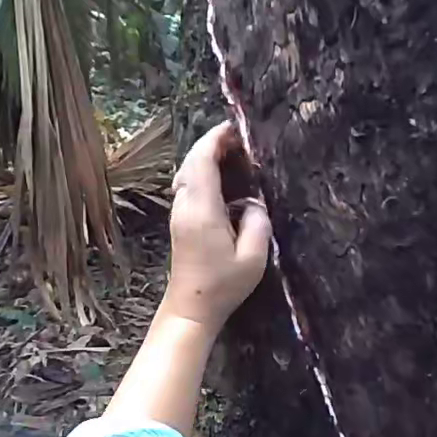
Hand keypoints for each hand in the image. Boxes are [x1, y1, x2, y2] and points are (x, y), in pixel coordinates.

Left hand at [159, 122, 270, 329]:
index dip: (217, 138)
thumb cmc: (222, 286)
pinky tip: (221, 179)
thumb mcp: (252, 259)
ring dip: (206, 157)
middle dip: (212, 143)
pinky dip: (202, 173)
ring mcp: (179, 214)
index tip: (236, 127)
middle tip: (239, 137)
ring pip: (187, 172)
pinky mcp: (180, 222)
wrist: (190, 309)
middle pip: (192, 161)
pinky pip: (188, 186)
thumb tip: (254, 204)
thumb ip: (258, 224)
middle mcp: (185, 206)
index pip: (203, 160)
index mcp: (202, 209)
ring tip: (232, 153)